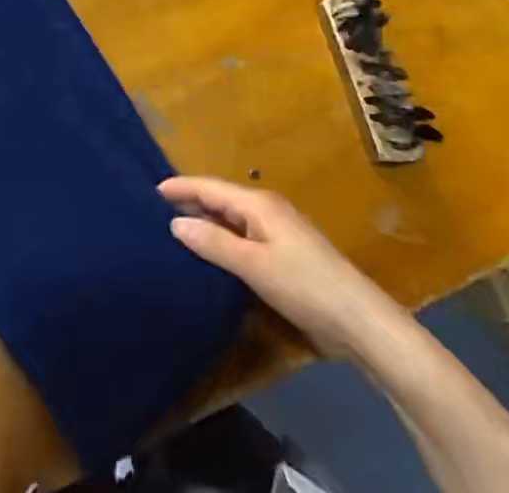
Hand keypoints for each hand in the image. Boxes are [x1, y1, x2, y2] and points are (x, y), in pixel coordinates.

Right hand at [159, 176, 392, 357]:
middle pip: (220, 199)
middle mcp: (267, 210)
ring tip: (172, 228)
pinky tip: (208, 251)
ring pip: (231, 218)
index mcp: (259, 205)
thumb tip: (175, 222)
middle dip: (190, 201)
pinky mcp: (283, 253)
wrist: (358, 320)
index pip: (210, 188)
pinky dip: (220, 237)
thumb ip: (213, 242)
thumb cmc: (304, 286)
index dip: (181, 187)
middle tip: (154, 210)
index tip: (150, 190)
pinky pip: (242, 235)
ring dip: (204, 220)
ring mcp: (277, 231)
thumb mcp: (253, 265)